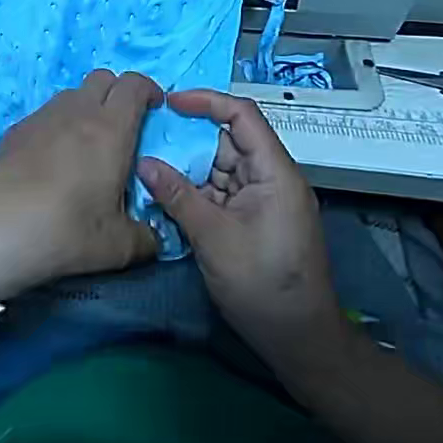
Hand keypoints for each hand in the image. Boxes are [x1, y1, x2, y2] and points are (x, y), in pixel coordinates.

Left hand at [0, 70, 162, 300]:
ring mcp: (43, 115)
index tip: (155, 110)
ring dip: (89, 105)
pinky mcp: (17, 127)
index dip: (149, 90)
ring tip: (88, 142)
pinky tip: (54, 157)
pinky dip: (60, 122)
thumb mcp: (117, 247)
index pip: (134, 84)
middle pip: (104, 77)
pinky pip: (48, 111)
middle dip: (119, 92)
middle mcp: (77, 111)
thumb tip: (159, 235)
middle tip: (124, 125)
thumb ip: (147, 237)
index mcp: (110, 129)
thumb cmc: (63, 232)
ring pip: (74, 92)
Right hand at [137, 89, 346, 368]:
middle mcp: (271, 177)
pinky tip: (166, 192)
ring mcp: (262, 199)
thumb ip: (177, 196)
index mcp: (274, 171)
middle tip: (148, 136)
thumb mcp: (213, 237)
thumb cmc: (262, 284)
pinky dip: (196, 190)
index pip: (242, 116)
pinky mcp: (253, 218)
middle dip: (189, 138)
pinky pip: (221, 191)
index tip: (169, 102)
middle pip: (228, 141)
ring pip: (221, 167)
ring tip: (148, 163)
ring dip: (188, 167)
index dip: (206, 101)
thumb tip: (143, 163)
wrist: (300, 341)